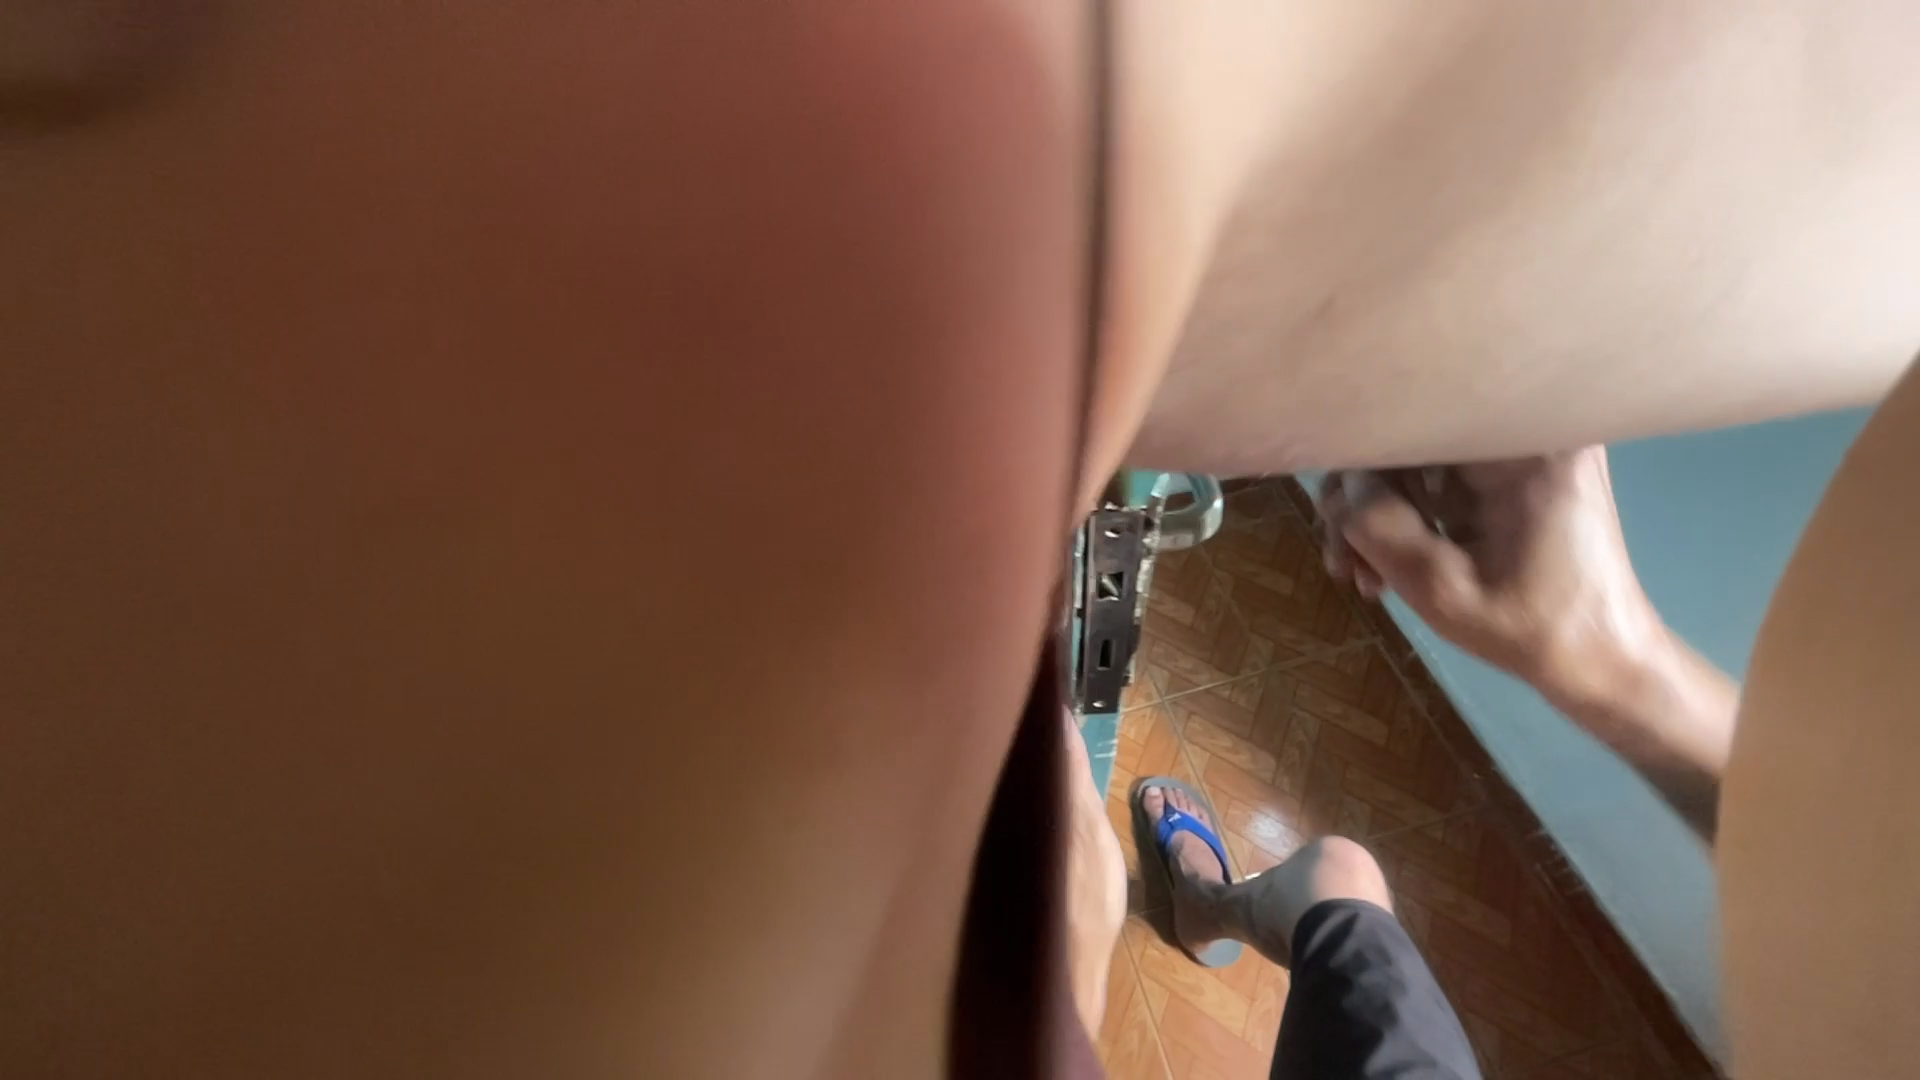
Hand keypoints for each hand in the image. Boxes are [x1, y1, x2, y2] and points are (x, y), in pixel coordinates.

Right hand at [1318, 449, 1660, 701]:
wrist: (1602, 663)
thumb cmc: (1530, 630)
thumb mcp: (1438, 587)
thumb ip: (1378, 528)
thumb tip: (1338, 488)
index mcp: (1525, 451)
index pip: (1412, 429)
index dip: (1359, 467)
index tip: (1335, 520)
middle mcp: (1527, 436)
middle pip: (1409, 449)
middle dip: (1363, 505)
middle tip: (1343, 563)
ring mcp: (1518, 457)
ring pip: (1413, 470)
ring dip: (1376, 521)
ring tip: (1362, 576)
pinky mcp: (1509, 480)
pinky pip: (1434, 486)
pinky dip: (1404, 524)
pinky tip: (1384, 568)